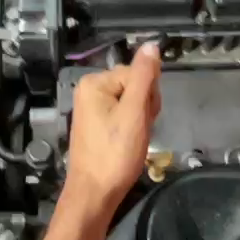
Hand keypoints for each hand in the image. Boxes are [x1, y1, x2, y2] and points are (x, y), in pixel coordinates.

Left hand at [59, 43, 161, 220]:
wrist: (94, 194)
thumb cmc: (115, 154)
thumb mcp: (134, 113)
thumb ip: (144, 77)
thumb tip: (151, 45)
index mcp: (94, 82)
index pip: (137, 74)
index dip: (148, 96)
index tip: (145, 118)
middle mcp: (88, 90)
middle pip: (133, 86)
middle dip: (144, 108)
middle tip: (138, 132)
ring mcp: (90, 108)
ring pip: (130, 102)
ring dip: (139, 120)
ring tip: (134, 140)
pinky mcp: (95, 124)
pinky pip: (121, 115)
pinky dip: (131, 128)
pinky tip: (128, 144)